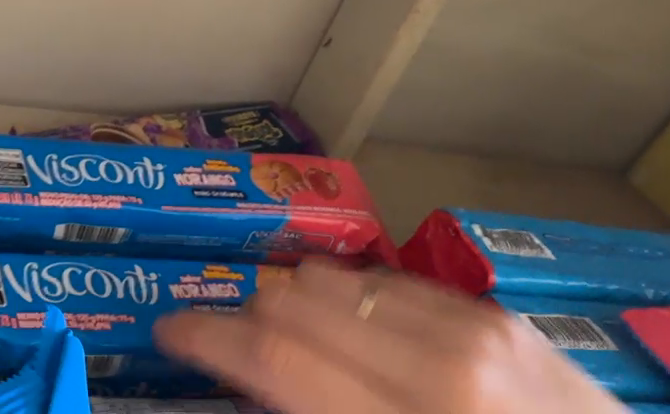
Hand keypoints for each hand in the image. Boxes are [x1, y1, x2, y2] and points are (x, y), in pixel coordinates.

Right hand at [153, 261, 628, 413]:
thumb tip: (252, 390)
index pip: (276, 354)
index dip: (208, 336)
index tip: (169, 330)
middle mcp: (442, 365)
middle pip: (295, 299)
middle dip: (247, 318)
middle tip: (237, 350)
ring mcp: (477, 330)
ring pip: (332, 278)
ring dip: (299, 307)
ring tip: (305, 348)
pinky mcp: (500, 316)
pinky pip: (385, 283)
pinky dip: (352, 305)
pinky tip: (366, 344)